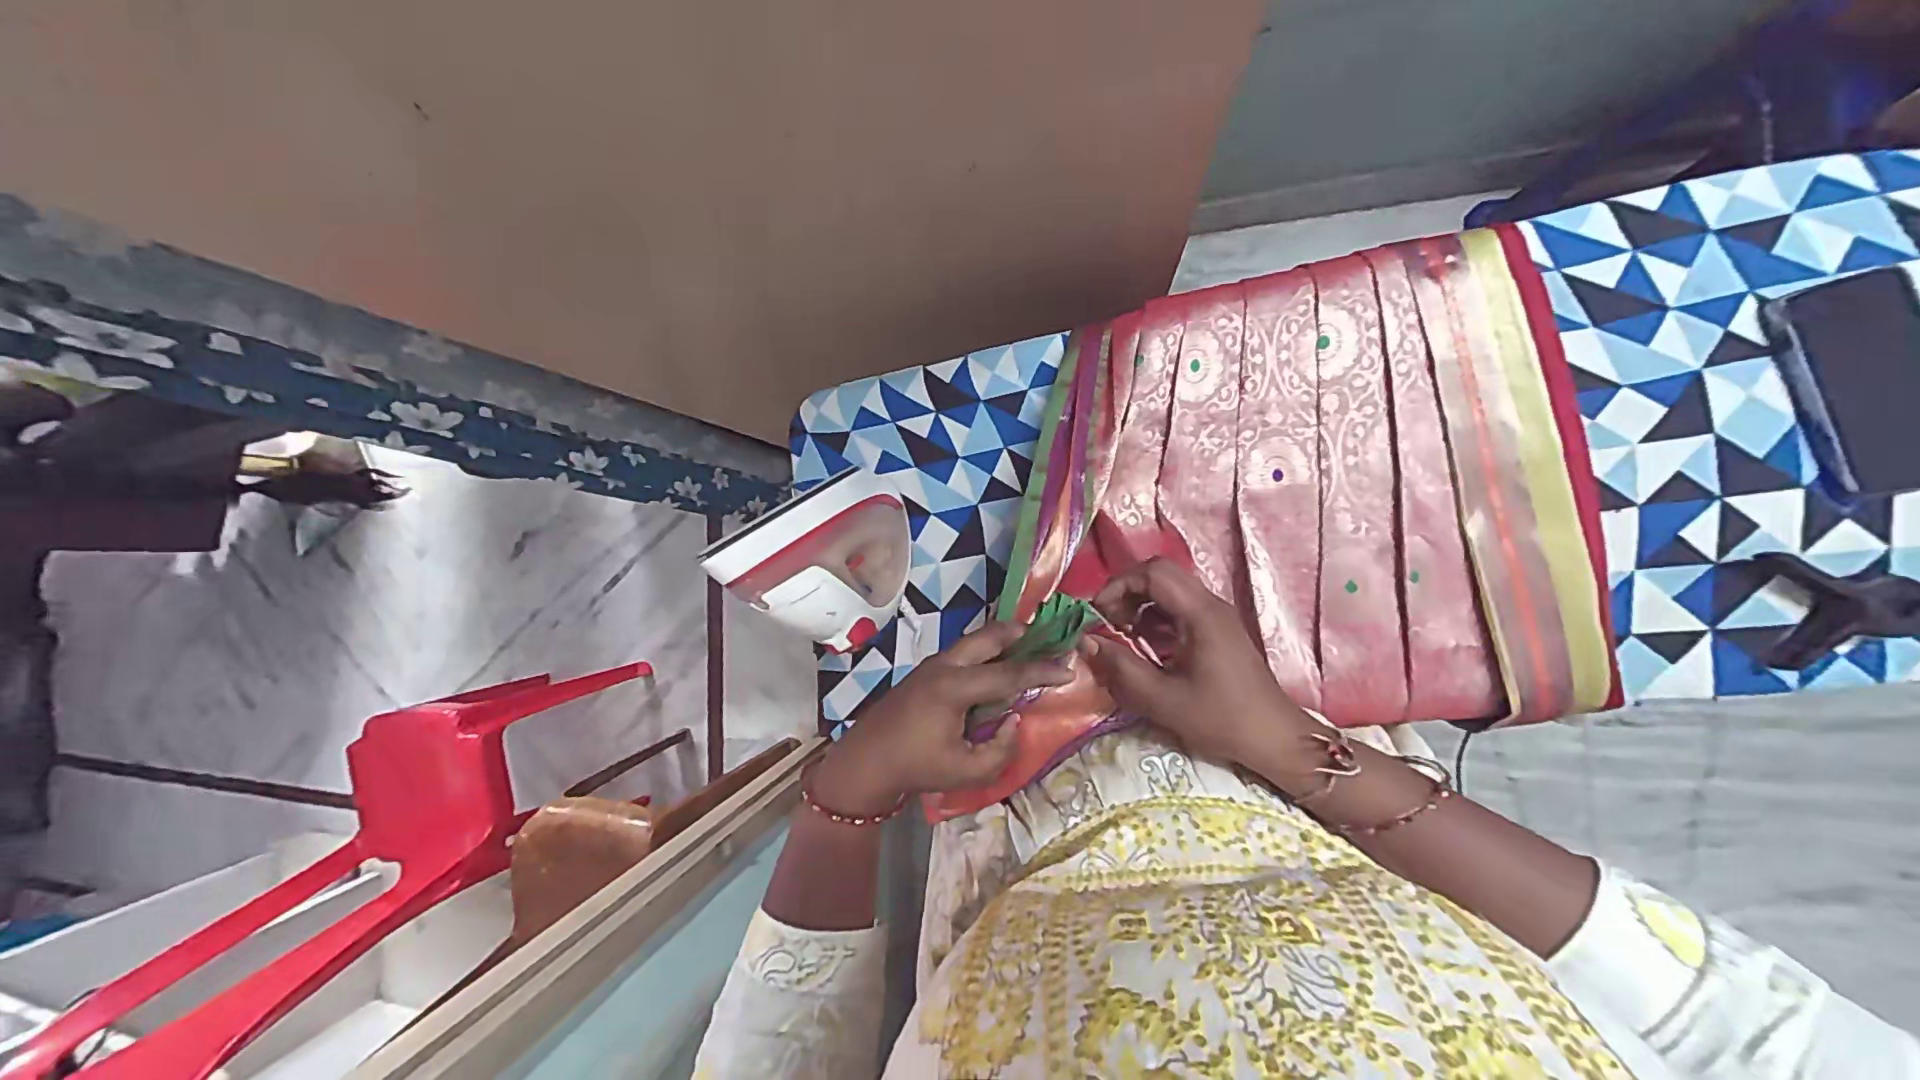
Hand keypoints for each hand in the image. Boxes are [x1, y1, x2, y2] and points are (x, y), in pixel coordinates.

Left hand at [809, 621, 1073, 814]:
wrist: (866, 760)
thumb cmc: (915, 766)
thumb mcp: (965, 770)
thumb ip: (1000, 749)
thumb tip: (1014, 720)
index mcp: (954, 687)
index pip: (1008, 674)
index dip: (1042, 671)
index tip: (1069, 667)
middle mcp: (944, 666)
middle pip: (988, 637)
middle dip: (1019, 633)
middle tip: (1047, 636)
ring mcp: (932, 665)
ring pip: (973, 640)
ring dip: (1001, 639)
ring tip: (1028, 645)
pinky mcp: (926, 672)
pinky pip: (963, 652)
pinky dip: (986, 650)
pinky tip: (996, 665)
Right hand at [1082, 557, 1321, 776]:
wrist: (1274, 738)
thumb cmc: (1221, 719)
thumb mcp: (1163, 699)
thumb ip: (1121, 667)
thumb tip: (1086, 641)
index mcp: (1201, 614)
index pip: (1153, 573)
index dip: (1118, 585)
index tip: (1097, 613)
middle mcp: (1210, 605)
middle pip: (1160, 574)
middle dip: (1126, 591)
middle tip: (1107, 621)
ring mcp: (1216, 615)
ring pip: (1169, 589)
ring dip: (1139, 603)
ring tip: (1122, 634)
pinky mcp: (1217, 629)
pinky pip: (1179, 607)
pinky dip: (1155, 616)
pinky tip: (1146, 645)